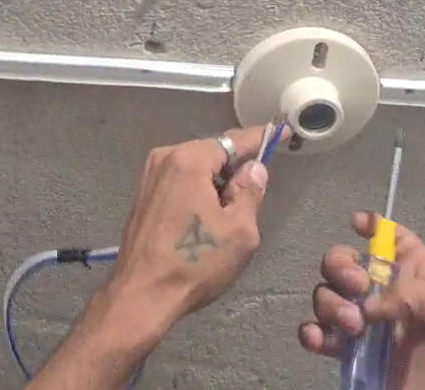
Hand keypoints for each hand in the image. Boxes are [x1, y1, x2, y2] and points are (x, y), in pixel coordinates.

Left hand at [29, 125, 273, 388]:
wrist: (142, 293)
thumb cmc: (195, 261)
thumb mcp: (239, 231)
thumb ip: (249, 193)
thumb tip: (254, 168)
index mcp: (189, 159)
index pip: (233, 142)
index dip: (260, 138)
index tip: (281, 131)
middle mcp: (166, 156)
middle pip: (212, 154)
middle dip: (234, 170)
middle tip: (251, 197)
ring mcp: (150, 174)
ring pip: (195, 168)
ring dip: (215, 183)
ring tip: (226, 216)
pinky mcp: (144, 193)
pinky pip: (180, 180)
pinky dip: (197, 190)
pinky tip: (203, 219)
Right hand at [300, 217, 424, 389]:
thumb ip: (412, 291)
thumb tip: (370, 307)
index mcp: (418, 277)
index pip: (392, 239)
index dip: (372, 225)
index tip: (356, 224)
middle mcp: (389, 296)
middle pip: (346, 261)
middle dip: (340, 265)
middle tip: (356, 286)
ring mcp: (369, 328)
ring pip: (328, 295)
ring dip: (330, 302)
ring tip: (351, 325)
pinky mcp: (356, 359)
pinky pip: (320, 336)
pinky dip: (312, 333)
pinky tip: (319, 340)